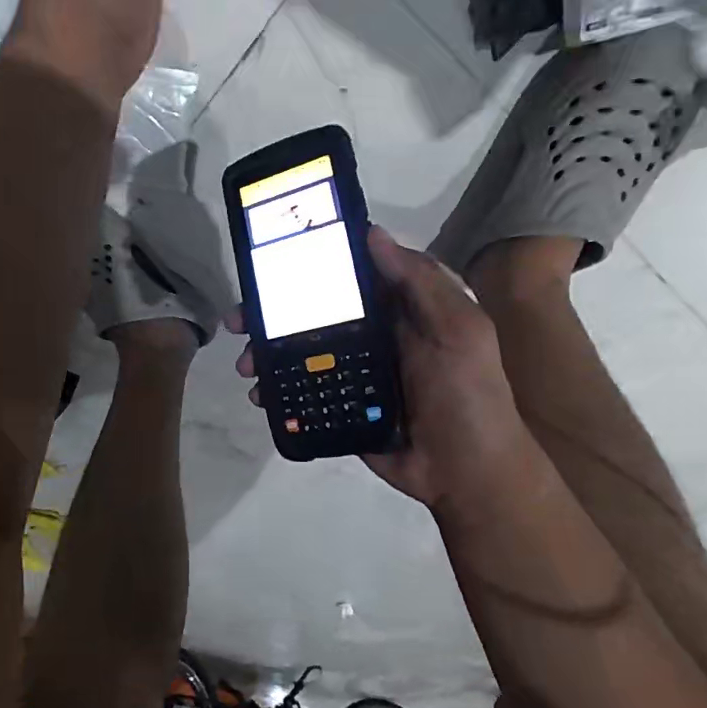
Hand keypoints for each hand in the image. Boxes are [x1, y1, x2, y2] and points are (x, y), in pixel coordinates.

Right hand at [233, 227, 534, 506]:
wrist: (466, 474)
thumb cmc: (468, 395)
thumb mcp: (459, 330)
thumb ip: (421, 282)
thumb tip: (373, 233)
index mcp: (401, 310)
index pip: (350, 275)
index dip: (311, 264)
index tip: (270, 263)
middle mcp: (374, 335)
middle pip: (314, 312)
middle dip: (273, 311)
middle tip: (239, 319)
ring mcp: (356, 373)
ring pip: (302, 351)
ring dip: (268, 350)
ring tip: (244, 362)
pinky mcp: (343, 406)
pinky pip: (304, 390)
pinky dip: (277, 388)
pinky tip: (259, 393)